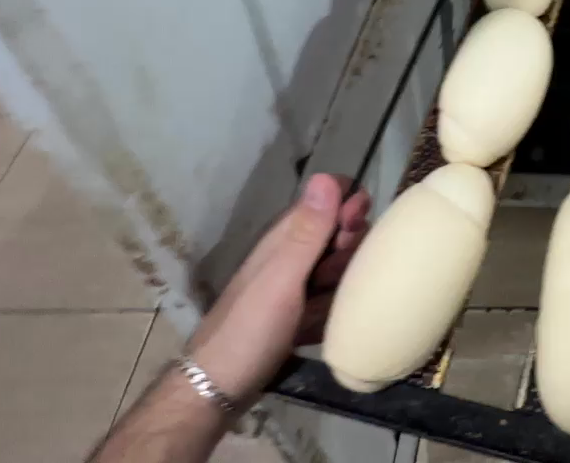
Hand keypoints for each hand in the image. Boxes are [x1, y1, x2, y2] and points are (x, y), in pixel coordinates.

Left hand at [186, 172, 371, 400]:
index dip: (349, 206)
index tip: (355, 230)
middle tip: (338, 275)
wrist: (215, 393)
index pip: (330, 197)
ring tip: (334, 303)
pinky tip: (331, 321)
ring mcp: (294, 283)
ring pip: (338, 264)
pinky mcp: (298, 311)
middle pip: (339, 231)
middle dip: (350, 247)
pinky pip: (331, 295)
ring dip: (345, 278)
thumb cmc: (248, 331)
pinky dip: (335, 304)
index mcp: (285, 236)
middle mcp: (291, 253)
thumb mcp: (282, 279)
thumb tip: (326, 176)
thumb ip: (307, 232)